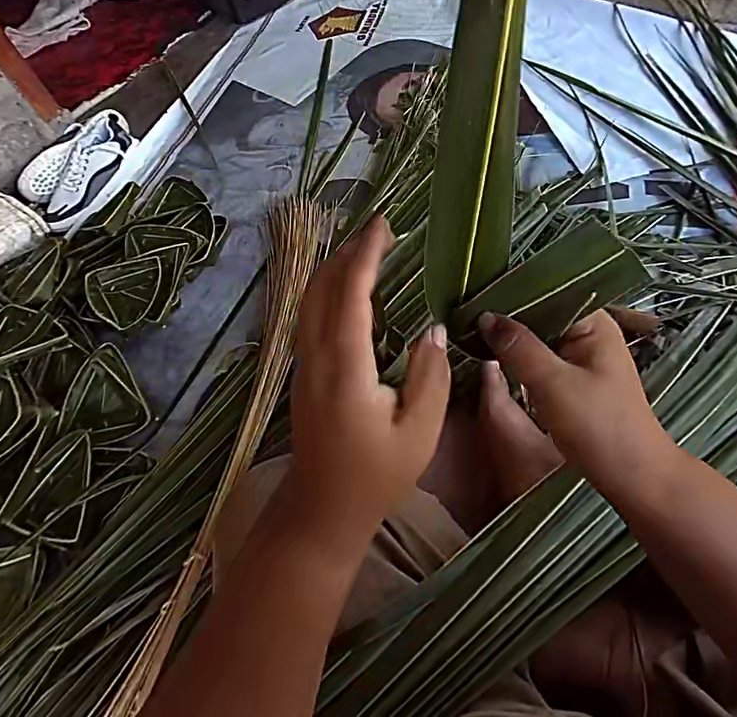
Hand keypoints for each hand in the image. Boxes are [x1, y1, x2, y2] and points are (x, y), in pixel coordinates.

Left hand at [289, 216, 450, 542]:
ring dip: (334, 265)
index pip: (351, 295)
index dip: (366, 256)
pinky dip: (327, 286)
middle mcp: (316, 356)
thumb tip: (434, 329)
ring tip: (366, 247)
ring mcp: (302, 361)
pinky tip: (347, 287)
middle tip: (381, 228)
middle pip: (324, 286)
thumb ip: (430, 376)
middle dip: (349, 251)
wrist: (320, 509)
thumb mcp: (419, 433)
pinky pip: (309, 313)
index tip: (383, 226)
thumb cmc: (375, 477)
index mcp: (345, 369)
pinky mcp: (302, 369)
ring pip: (310, 297)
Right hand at [477, 310, 669, 494]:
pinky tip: (492, 355)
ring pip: (537, 336)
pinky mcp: (574, 377)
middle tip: (466, 315)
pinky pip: (540, 355)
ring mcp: (582, 355)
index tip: (475, 297)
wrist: (635, 480)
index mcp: (594, 322)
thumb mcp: (553, 384)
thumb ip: (518, 347)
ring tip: (471, 330)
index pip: (546, 292)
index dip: (510, 293)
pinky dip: (519, 356)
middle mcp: (589, 331)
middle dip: (506, 316)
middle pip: (540, 312)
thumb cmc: (601, 428)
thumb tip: (484, 316)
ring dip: (510, 338)